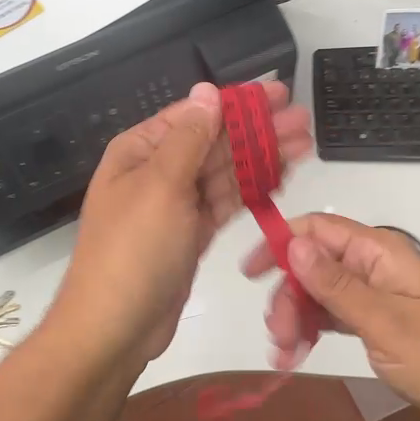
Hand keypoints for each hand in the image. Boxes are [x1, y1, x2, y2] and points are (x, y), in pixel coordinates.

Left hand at [56, 81, 310, 364]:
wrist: (114, 328)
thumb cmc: (132, 251)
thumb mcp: (161, 186)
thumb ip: (190, 139)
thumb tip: (207, 91)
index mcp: (141, 151)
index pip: (196, 115)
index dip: (239, 103)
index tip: (279, 93)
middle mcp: (157, 172)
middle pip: (215, 142)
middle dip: (259, 130)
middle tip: (304, 120)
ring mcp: (176, 205)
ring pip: (225, 172)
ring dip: (263, 158)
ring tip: (305, 144)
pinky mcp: (192, 234)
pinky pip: (226, 202)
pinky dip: (252, 190)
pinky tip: (281, 177)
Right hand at [241, 214, 419, 420]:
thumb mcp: (384, 323)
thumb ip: (336, 284)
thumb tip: (293, 242)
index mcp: (382, 253)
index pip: (319, 229)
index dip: (281, 243)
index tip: (250, 274)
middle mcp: (376, 266)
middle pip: (314, 264)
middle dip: (288, 296)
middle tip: (278, 336)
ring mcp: (377, 294)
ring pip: (319, 293)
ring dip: (297, 319)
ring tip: (284, 356)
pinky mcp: (378, 322)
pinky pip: (334, 316)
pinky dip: (313, 332)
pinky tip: (297, 355)